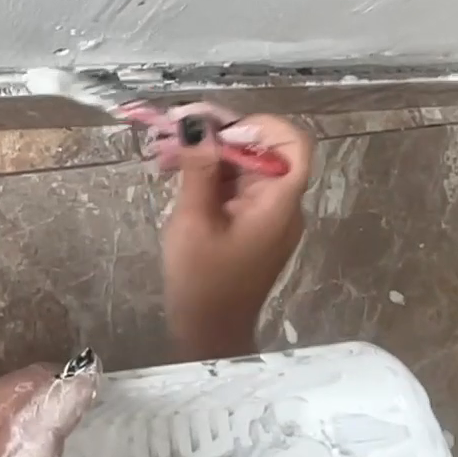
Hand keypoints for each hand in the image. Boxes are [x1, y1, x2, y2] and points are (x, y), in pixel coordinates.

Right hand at [158, 111, 313, 360]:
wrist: (208, 333)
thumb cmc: (203, 281)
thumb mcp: (194, 220)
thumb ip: (198, 169)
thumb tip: (196, 123)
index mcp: (279, 203)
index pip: (294, 145)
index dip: (260, 126)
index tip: (218, 129)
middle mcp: (280, 202)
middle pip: (262, 150)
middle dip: (218, 134)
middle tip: (174, 127)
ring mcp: (265, 213)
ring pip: (243, 164)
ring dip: (205, 152)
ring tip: (163, 149)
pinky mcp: (248, 221)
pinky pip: (233, 184)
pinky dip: (206, 172)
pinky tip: (172, 170)